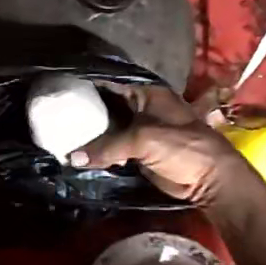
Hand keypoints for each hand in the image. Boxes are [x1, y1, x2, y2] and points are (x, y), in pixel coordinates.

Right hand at [67, 84, 265, 215]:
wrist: (211, 181)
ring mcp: (140, 130)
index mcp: (147, 94)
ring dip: (89, 134)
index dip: (87, 85)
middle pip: (106, 106)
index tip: (61, 88)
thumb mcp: (142, 140)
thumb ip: (106, 147)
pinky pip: (112, 148)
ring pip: (108, 129)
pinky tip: (77, 152)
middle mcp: (142, 108)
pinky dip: (98, 151)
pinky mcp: (139, 152)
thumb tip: (71, 158)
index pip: (110, 83)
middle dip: (83, 111)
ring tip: (59, 132)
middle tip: (54, 114)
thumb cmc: (183, 148)